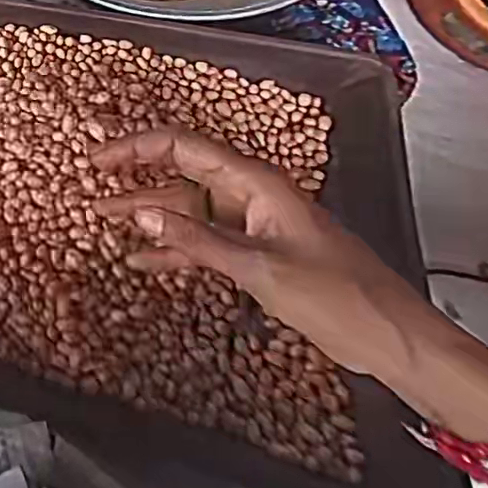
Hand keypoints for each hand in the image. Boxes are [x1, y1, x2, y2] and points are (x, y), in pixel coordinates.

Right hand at [91, 128, 441, 379]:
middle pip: (179, 173)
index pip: (182, 147)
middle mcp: (247, 194)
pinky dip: (172, 248)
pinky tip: (141, 259)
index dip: (136, 148)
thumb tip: (139, 214)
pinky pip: (200, 241)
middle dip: (134, 176)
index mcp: (255, 182)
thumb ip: (194, 239)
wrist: (393, 340)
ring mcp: (248, 223)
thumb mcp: (258, 266)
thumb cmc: (338, 296)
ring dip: (147, 214)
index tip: (99, 159)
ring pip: (185, 209)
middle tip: (93, 181)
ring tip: (104, 218)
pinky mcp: (252, 250)